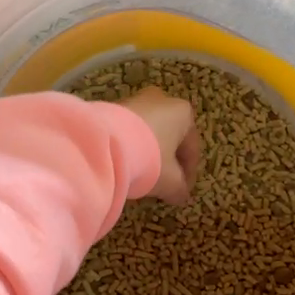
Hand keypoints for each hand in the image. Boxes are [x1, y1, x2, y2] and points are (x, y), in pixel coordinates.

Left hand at [119, 87, 202, 204]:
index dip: (188, 174)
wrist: (104, 144)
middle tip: (162, 184)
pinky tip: (125, 164)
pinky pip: (128, 131)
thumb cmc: (148, 159)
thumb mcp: (170, 181)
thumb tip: (180, 194)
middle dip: (167, 161)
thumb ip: (179, 188)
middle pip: (169, 137)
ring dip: (148, 154)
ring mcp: (135, 101)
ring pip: (148, 133)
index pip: (191, 149)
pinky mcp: (112, 107)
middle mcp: (162, 100)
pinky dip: (131, 147)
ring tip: (141, 177)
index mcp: (183, 113)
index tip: (181, 191)